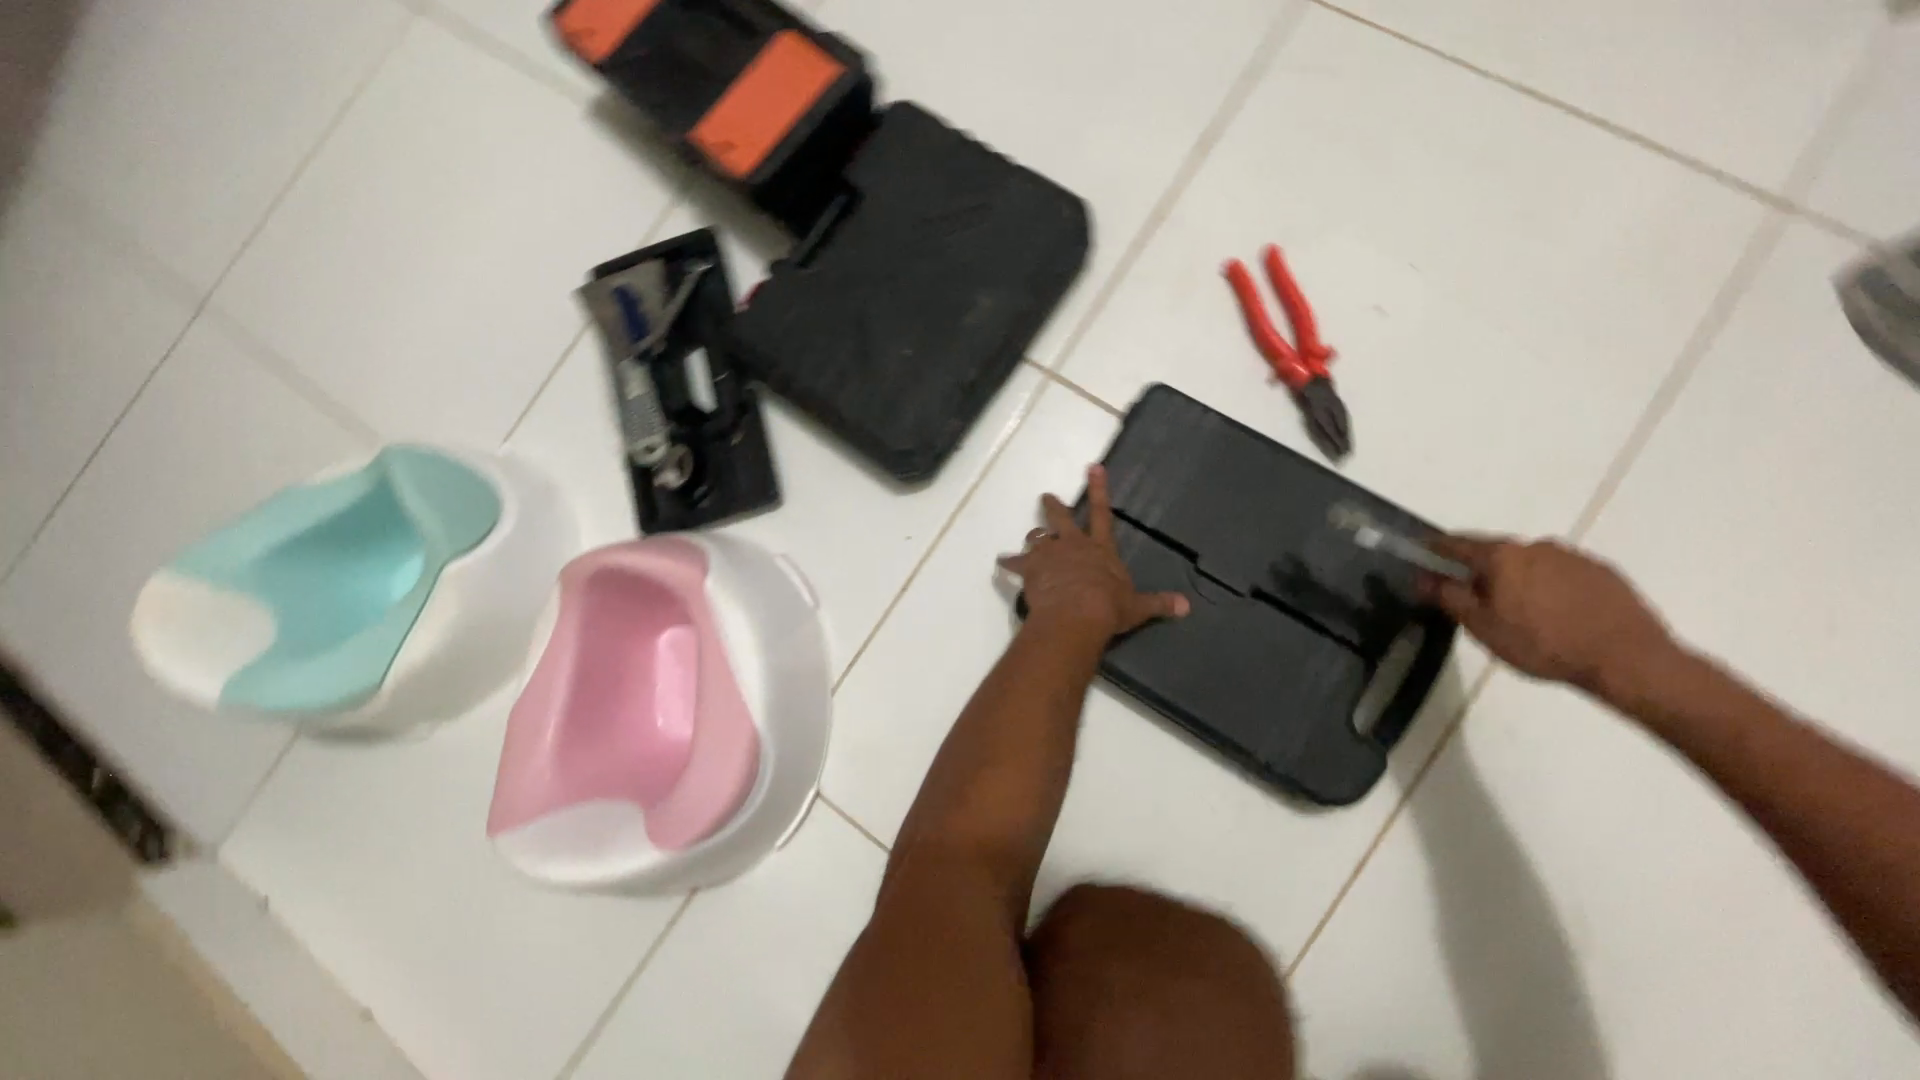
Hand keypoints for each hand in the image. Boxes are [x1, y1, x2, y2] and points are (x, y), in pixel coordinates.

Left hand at [999, 465, 1190, 640]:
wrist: (1077, 615)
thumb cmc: (1109, 608)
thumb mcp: (1137, 607)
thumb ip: (1159, 603)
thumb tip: (1186, 606)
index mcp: (1100, 549)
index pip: (1102, 513)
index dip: (1099, 490)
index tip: (1093, 468)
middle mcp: (1073, 545)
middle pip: (1061, 518)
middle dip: (1054, 506)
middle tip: (1046, 497)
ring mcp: (1049, 554)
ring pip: (1037, 537)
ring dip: (1034, 538)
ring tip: (1029, 540)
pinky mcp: (1029, 569)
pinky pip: (1014, 562)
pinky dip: (1007, 562)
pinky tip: (1001, 563)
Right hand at [1422, 535, 1673, 694]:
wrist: (1628, 659)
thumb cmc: (1543, 644)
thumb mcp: (1484, 628)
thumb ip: (1449, 598)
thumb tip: (1423, 577)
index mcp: (1503, 556)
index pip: (1458, 543)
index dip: (1436, 548)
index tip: (1423, 553)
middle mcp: (1537, 546)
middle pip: (1497, 553)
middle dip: (1482, 570)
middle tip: (1474, 597)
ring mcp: (1574, 557)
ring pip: (1532, 563)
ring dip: (1519, 579)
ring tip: (1520, 611)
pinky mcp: (1603, 572)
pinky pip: (1563, 574)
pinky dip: (1550, 587)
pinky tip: (1556, 615)